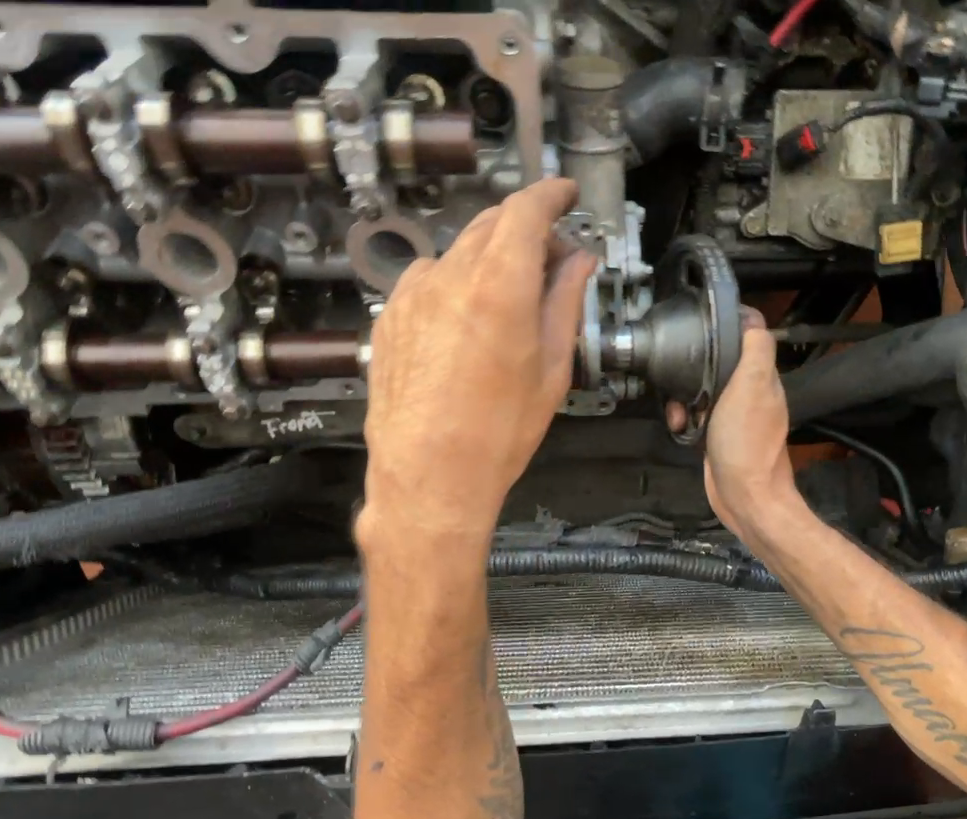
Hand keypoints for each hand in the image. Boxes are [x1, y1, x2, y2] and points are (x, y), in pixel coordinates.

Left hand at [360, 178, 597, 543]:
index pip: (525, 210)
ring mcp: (412, 295)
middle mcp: (450, 277)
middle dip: (524, 231)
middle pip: (490, 225)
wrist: (429, 476)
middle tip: (550, 261)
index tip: (564, 195)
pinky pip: (427, 283)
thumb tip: (577, 263)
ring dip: (487, 262)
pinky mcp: (389, 318)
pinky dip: (454, 286)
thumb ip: (565, 304)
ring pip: (458, 255)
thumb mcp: (551, 371)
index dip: (549, 194)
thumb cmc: (498, 433)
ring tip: (506, 306)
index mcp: (499, 285)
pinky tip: (466, 328)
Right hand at [688, 307, 802, 543]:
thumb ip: (756, 348)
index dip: (722, 332)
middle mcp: (751, 394)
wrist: (744, 496)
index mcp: (763, 378)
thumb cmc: (746, 440)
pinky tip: (682, 429)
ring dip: (685, 399)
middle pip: (717, 365)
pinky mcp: (718, 437)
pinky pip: (697, 417)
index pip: (744, 339)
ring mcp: (734, 418)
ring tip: (680, 415)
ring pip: (703, 392)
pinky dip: (686, 420)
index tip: (697, 332)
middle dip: (694, 372)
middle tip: (682, 385)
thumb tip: (752, 317)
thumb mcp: (752, 384)